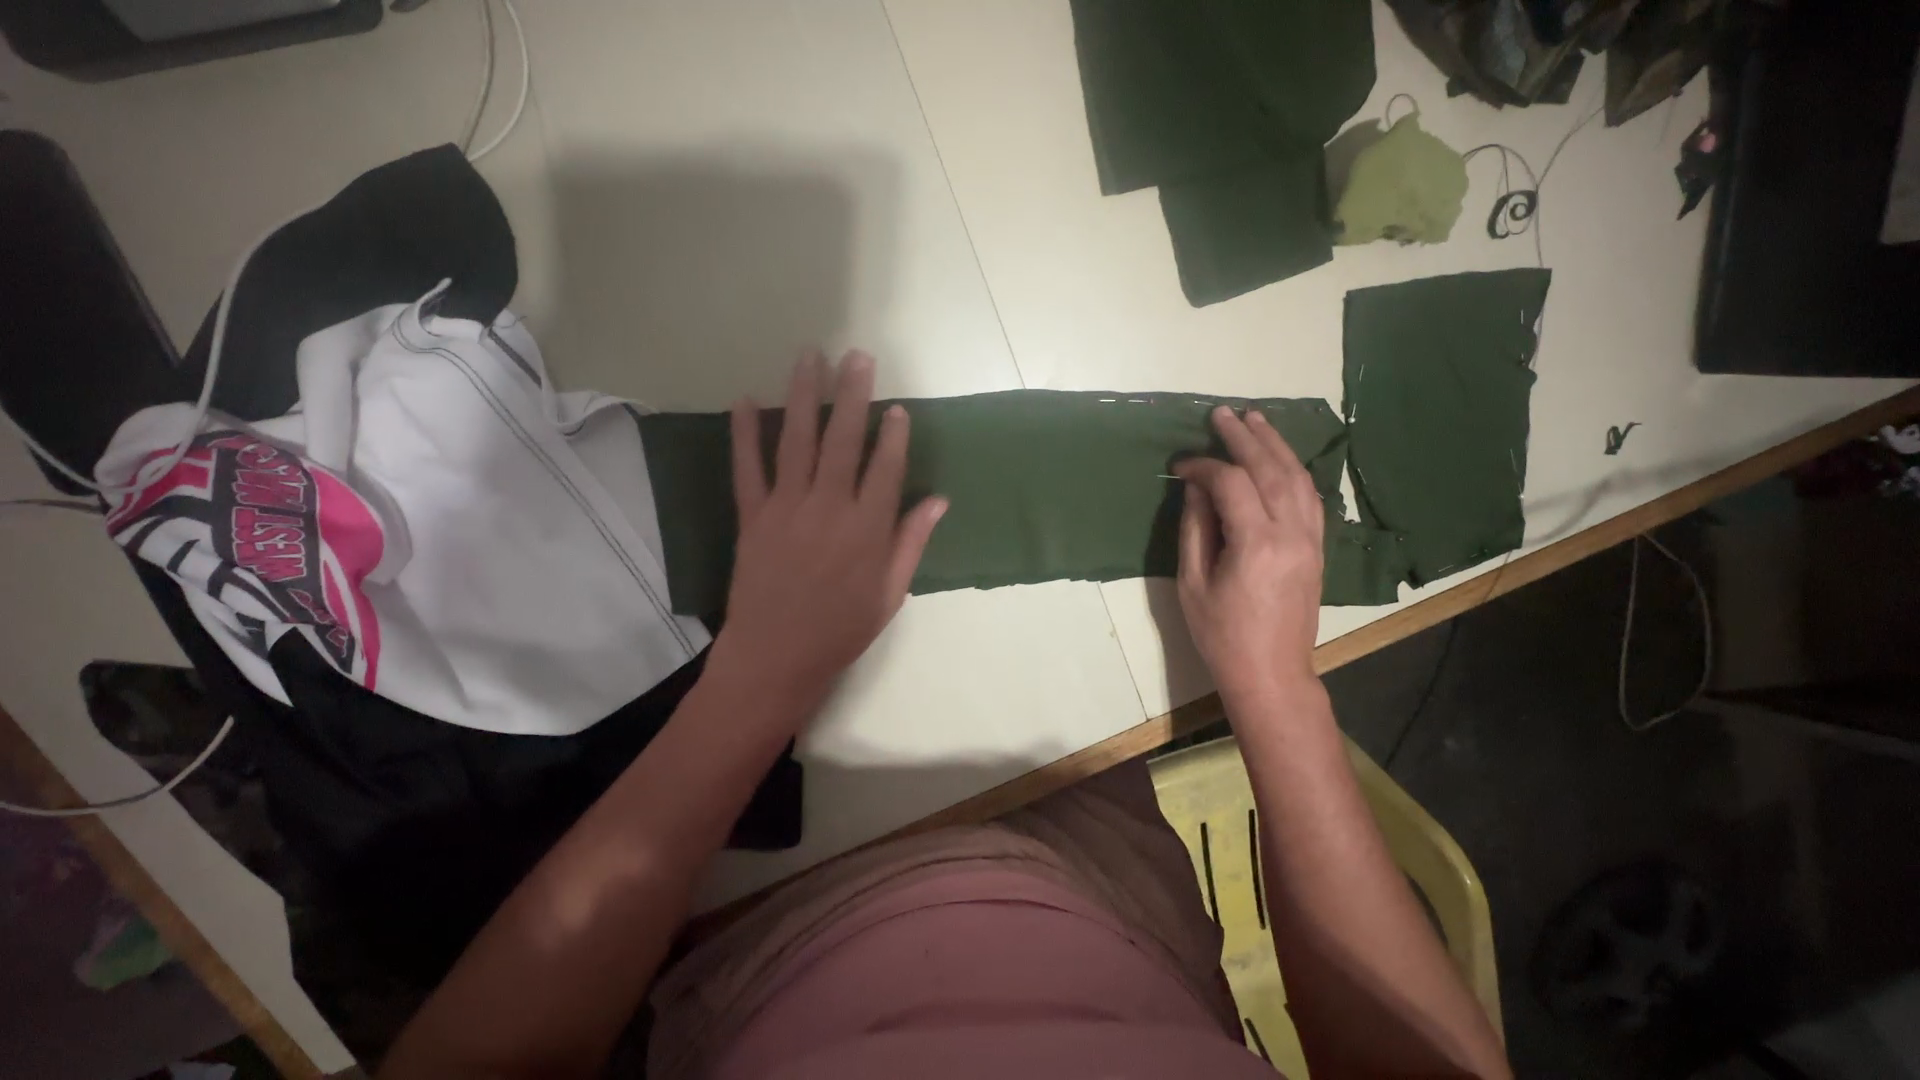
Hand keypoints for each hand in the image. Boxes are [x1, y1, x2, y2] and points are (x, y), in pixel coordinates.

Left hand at [711, 350, 947, 713]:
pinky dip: (744, 433)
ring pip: (796, 441)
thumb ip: (911, 543)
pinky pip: (747, 468)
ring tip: (810, 357)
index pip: (885, 468)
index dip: (894, 435)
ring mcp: (786, 508)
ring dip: (803, 395)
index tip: (899, 406)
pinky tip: (744, 400)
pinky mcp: (752, 516)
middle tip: (858, 356)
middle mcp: (828, 508)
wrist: (775, 656)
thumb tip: (939, 500)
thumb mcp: (890, 594)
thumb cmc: (840, 630)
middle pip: (842, 440)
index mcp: (867, 529)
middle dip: (853, 394)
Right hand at [1173, 406, 1324, 699]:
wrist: (1272, 672)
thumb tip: (1196, 487)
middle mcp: (1291, 533)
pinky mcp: (1318, 548)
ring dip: (1275, 445)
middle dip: (1244, 438)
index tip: (1179, 465)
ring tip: (1254, 420)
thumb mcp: (1193, 583)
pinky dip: (1294, 471)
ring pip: (1297, 477)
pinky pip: (1311, 497)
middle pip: (1270, 469)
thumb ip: (1196, 528)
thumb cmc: (1222, 634)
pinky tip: (1280, 459)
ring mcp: (1311, 539)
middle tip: (1221, 414)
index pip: (1231, 483)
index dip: (1204, 466)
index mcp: (1257, 543)